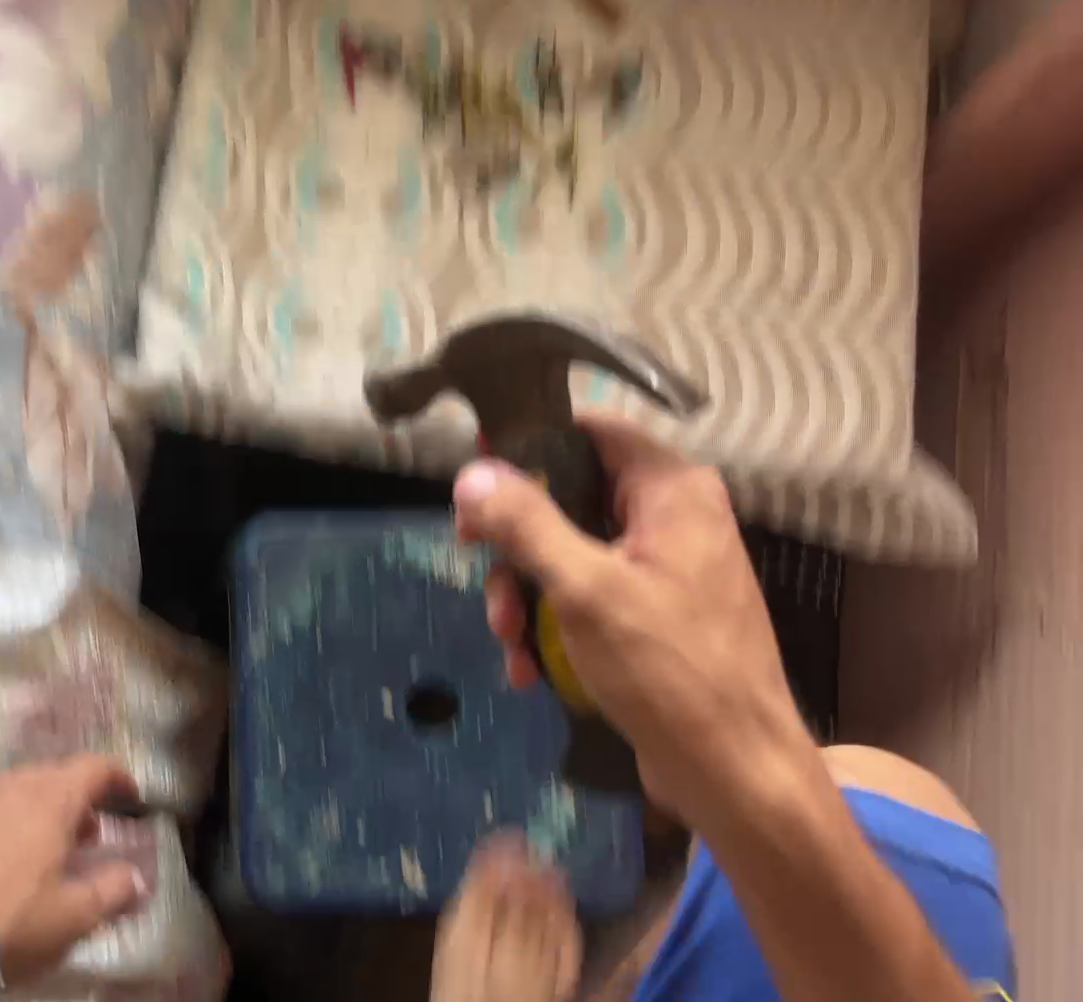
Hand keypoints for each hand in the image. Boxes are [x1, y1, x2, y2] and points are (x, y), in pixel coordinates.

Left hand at [0, 755, 150, 983]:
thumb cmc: (12, 919)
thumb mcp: (73, 915)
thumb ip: (113, 891)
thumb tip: (138, 878)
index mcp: (52, 798)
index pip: (94, 767)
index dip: (117, 777)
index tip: (131, 796)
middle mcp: (16, 786)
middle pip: (57, 775)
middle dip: (81, 798)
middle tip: (93, 833)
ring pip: (22, 790)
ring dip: (45, 810)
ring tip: (53, 848)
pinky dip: (12, 824)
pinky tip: (9, 862)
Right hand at [453, 416, 808, 818]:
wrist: (734, 774)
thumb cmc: (668, 669)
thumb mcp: (584, 588)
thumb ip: (526, 522)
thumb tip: (471, 472)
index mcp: (670, 492)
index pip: (589, 430)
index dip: (528, 440)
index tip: (476, 471)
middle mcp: (667, 516)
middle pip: (564, 493)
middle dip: (512, 538)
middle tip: (470, 554)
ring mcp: (657, 565)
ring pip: (562, 548)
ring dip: (520, 591)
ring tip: (507, 640)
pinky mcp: (645, 608)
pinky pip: (577, 590)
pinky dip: (546, 621)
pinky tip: (526, 665)